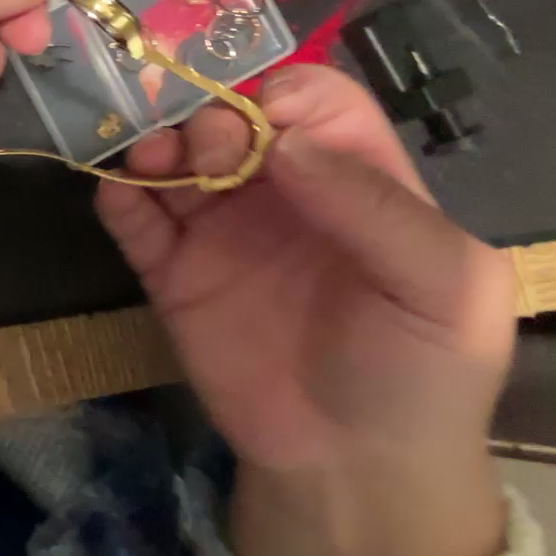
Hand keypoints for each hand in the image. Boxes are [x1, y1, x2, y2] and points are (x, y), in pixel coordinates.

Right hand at [94, 65, 516, 555]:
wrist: (345, 460)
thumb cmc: (417, 370)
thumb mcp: (439, 284)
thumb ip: (372, 205)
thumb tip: (280, 142)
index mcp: (357, 184)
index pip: (314, 107)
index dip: (279, 94)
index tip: (252, 117)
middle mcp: (281, 198)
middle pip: (230, 127)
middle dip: (207, 121)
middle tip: (197, 152)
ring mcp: (219, 237)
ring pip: (175, 167)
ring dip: (154, 149)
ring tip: (148, 161)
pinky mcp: (172, 276)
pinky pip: (136, 226)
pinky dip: (118, 201)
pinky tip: (115, 194)